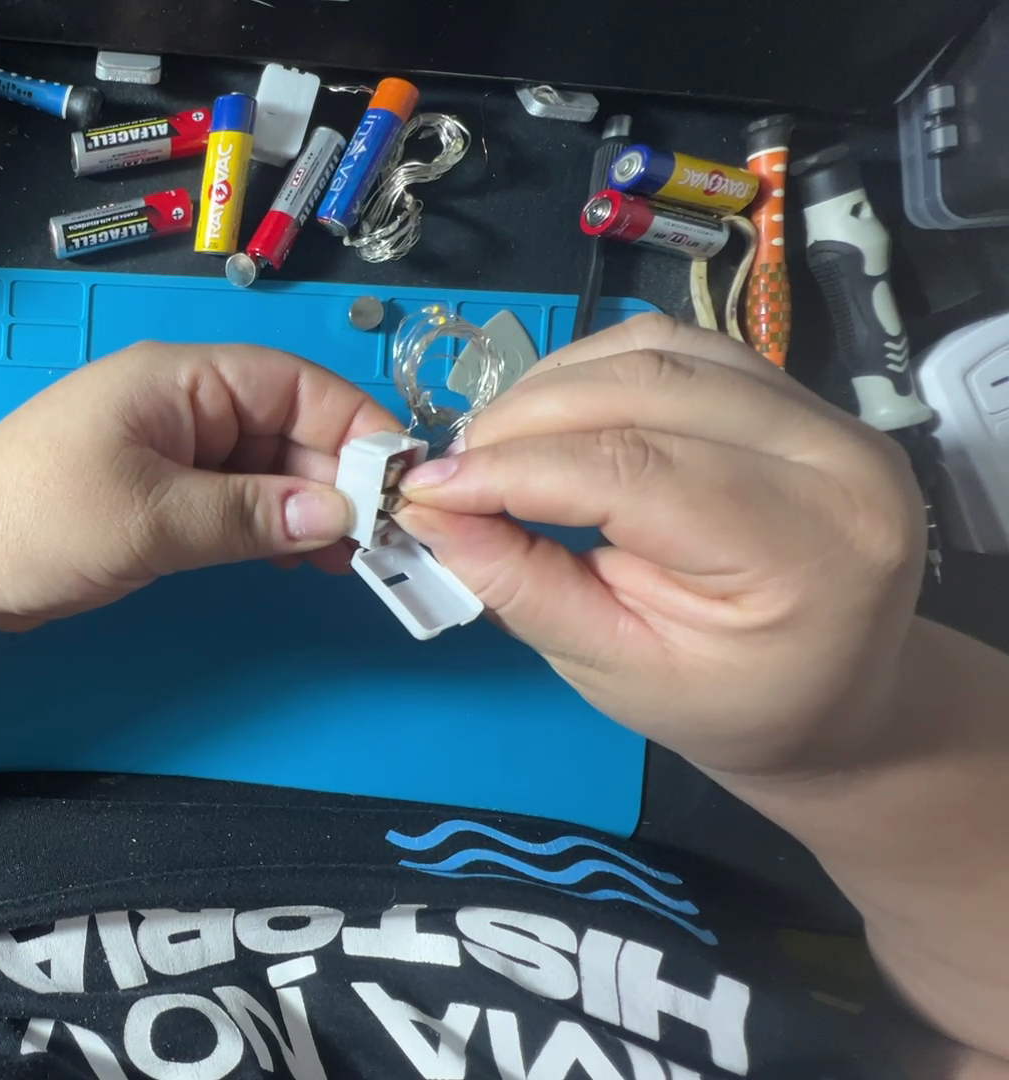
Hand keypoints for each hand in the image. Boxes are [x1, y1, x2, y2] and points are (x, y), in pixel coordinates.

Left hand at [0, 343, 398, 630]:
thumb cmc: (41, 520)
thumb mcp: (153, 518)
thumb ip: (251, 515)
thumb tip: (342, 516)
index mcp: (181, 380)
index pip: (294, 386)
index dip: (356, 429)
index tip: (404, 484)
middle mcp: (184, 406)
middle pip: (286, 429)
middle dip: (337, 479)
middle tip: (389, 539)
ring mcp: (173, 452)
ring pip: (264, 469)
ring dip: (308, 509)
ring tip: (356, 559)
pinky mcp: (161, 494)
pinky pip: (233, 500)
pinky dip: (268, 526)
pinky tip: (300, 558)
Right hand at [395, 315, 923, 777]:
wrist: (830, 686)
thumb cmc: (716, 696)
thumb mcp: (603, 663)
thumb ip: (515, 584)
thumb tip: (425, 514)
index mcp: (802, 547)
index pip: (628, 469)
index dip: (507, 471)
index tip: (421, 491)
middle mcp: (831, 456)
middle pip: (637, 388)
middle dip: (513, 424)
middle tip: (448, 474)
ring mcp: (816, 412)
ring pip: (646, 352)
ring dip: (541, 390)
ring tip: (491, 449)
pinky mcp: (782, 392)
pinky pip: (662, 345)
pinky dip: (579, 371)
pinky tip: (543, 421)